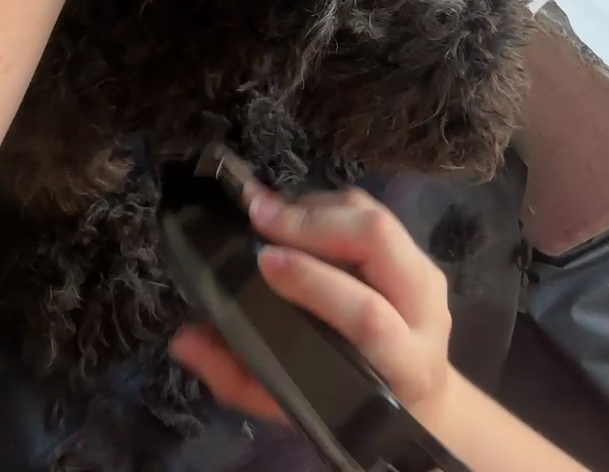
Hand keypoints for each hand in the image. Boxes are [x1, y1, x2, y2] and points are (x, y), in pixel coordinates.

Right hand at [169, 187, 453, 425]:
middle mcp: (423, 310)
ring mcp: (424, 272)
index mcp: (403, 364)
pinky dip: (322, 203)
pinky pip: (368, 208)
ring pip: (373, 216)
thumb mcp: (298, 406)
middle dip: (313, 221)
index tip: (264, 261)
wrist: (422, 398)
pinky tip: (287, 212)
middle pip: (379, 241)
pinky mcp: (413, 249)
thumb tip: (184, 340)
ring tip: (266, 213)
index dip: (314, 282)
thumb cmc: (353, 404)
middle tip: (258, 216)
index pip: (368, 315)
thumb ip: (239, 377)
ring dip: (314, 207)